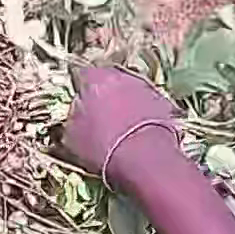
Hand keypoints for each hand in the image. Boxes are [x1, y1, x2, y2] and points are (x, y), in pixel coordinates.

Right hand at [63, 66, 180, 185]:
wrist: (145, 159)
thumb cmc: (101, 147)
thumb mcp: (71, 138)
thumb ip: (72, 116)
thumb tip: (76, 110)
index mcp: (94, 80)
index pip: (80, 74)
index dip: (78, 87)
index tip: (77, 100)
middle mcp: (121, 76)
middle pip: (108, 78)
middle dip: (102, 91)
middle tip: (97, 112)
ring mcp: (145, 86)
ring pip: (128, 88)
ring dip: (123, 101)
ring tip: (118, 124)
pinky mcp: (163, 101)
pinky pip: (145, 101)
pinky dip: (140, 111)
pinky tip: (135, 130)